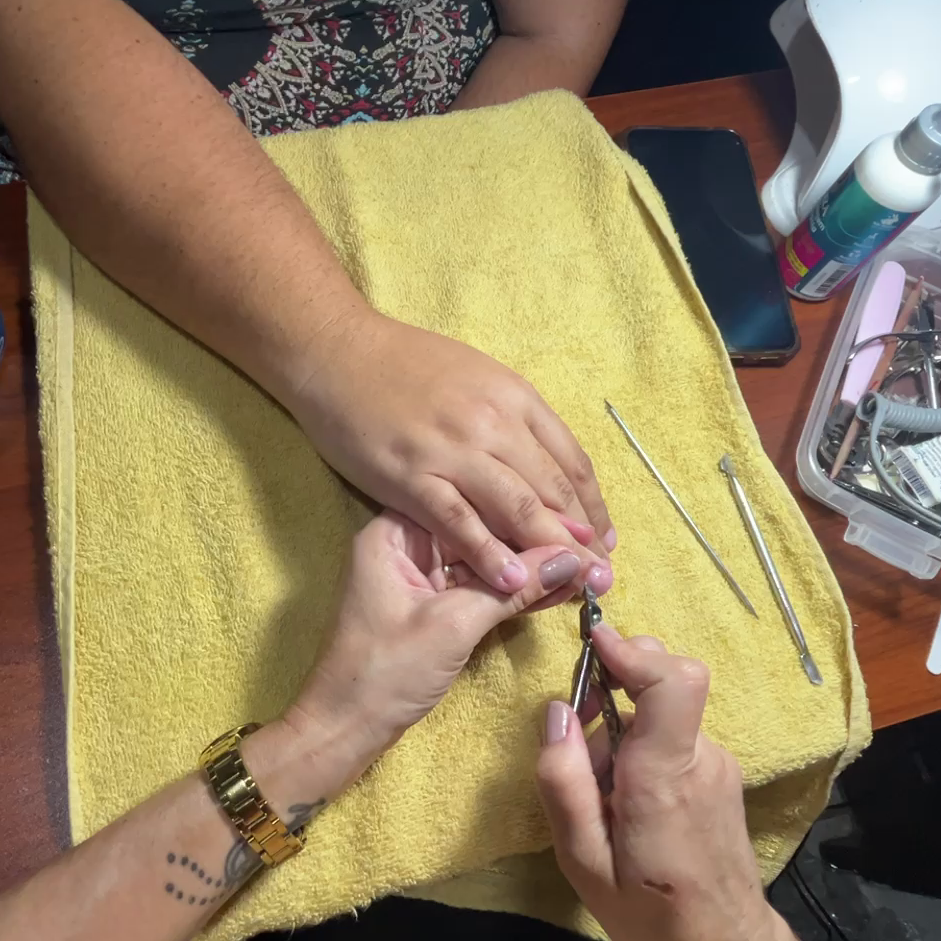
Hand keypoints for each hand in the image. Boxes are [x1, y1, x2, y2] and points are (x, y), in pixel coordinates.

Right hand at [285, 311, 614, 596]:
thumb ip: (511, 418)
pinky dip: (489, 553)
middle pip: (553, 490)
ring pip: (517, 507)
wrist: (337, 352)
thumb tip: (543, 463)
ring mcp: (453, 450)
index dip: (593, 508)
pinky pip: (460, 521)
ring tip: (571, 588)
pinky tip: (511, 580)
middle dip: (583, 539)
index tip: (603, 540)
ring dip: (550, 550)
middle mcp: (494, 423)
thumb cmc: (403, 363)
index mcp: (514, 397)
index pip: (571, 462)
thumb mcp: (476, 376)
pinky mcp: (412, 476)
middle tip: (600, 578)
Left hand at [286, 511, 586, 782]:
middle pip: (482, 530)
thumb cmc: (385, 672)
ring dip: (532, 570)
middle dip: (537, 544)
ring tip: (588, 573)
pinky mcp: (431, 601)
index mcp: (396, 532)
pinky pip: (480, 585)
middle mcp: (407, 543)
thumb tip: (572, 559)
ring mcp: (420, 573)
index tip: (581, 529)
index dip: (528, 515)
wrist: (345, 728)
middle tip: (595, 552)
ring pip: (486, 559)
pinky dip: (514, 591)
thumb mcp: (453, 625)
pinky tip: (557, 590)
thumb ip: (512, 589)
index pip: (471, 506)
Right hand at [535, 625, 793, 940]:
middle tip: (577, 742)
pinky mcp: (717, 768)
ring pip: (655, 712)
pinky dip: (637, 745)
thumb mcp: (581, 861)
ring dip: (618, 731)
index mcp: (664, 775)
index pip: (673, 682)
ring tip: (600, 793)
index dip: (631, 651)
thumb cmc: (648, 912)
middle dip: (609, 690)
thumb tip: (557, 711)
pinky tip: (625, 798)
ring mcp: (716, 759)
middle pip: (660, 682)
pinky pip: (668, 732)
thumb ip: (563, 782)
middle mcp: (699, 755)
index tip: (593, 641)